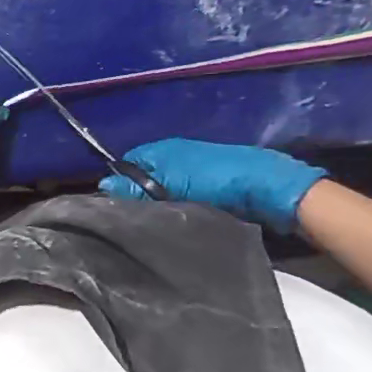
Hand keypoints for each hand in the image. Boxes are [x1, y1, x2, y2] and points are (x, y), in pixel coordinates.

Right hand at [99, 138, 325, 232]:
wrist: (269, 189)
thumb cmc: (214, 180)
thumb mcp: (170, 184)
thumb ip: (135, 187)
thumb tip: (103, 187)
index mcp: (160, 149)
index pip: (126, 164)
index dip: (119, 184)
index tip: (116, 206)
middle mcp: (173, 156)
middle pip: (143, 178)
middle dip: (138, 196)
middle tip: (136, 218)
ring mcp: (193, 170)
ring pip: (162, 189)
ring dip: (160, 204)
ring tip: (157, 222)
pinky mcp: (209, 186)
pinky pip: (182, 196)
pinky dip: (179, 207)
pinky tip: (180, 220)